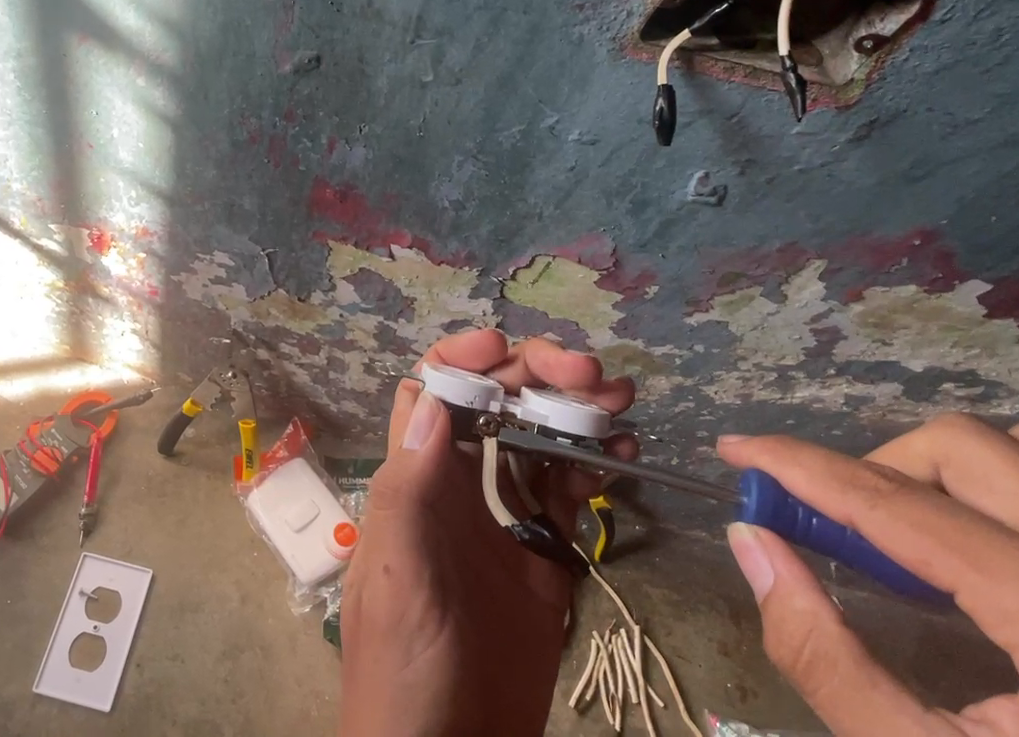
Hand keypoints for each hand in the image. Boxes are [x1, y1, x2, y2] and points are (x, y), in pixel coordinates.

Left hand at [338, 330, 636, 736]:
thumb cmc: (401, 669)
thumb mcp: (395, 579)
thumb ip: (407, 491)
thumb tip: (427, 400)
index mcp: (415, 481)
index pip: (433, 394)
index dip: (462, 359)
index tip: (505, 349)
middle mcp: (458, 487)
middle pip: (494, 405)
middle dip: (536, 375)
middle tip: (589, 371)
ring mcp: (504, 519)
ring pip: (537, 440)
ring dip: (573, 410)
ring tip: (618, 399)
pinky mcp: (544, 557)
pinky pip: (569, 495)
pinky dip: (595, 465)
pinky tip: (623, 453)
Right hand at [720, 415, 1018, 735]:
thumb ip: (825, 656)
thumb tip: (753, 545)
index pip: (895, 502)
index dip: (798, 467)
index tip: (736, 451)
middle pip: (962, 447)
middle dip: (873, 472)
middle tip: (829, 526)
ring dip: (947, 475)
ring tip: (912, 539)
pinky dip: (1014, 493)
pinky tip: (991, 555)